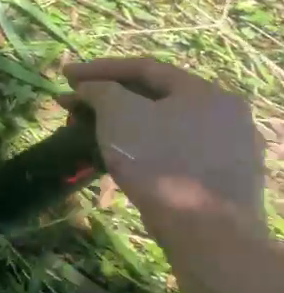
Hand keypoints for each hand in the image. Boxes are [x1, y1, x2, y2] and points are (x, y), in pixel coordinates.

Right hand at [65, 57, 267, 238]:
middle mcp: (225, 115)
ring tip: (82, 125)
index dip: (98, 68)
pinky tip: (113, 147)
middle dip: (105, 95)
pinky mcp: (219, 171)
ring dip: (116, 117)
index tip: (64, 76)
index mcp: (208, 94)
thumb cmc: (158, 156)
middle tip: (69, 101)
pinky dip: (137, 138)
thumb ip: (99, 88)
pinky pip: (171, 142)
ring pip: (160, 120)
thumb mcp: (118, 111)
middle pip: (153, 94)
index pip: (145, 67)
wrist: (204, 225)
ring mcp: (227, 146)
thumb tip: (90, 87)